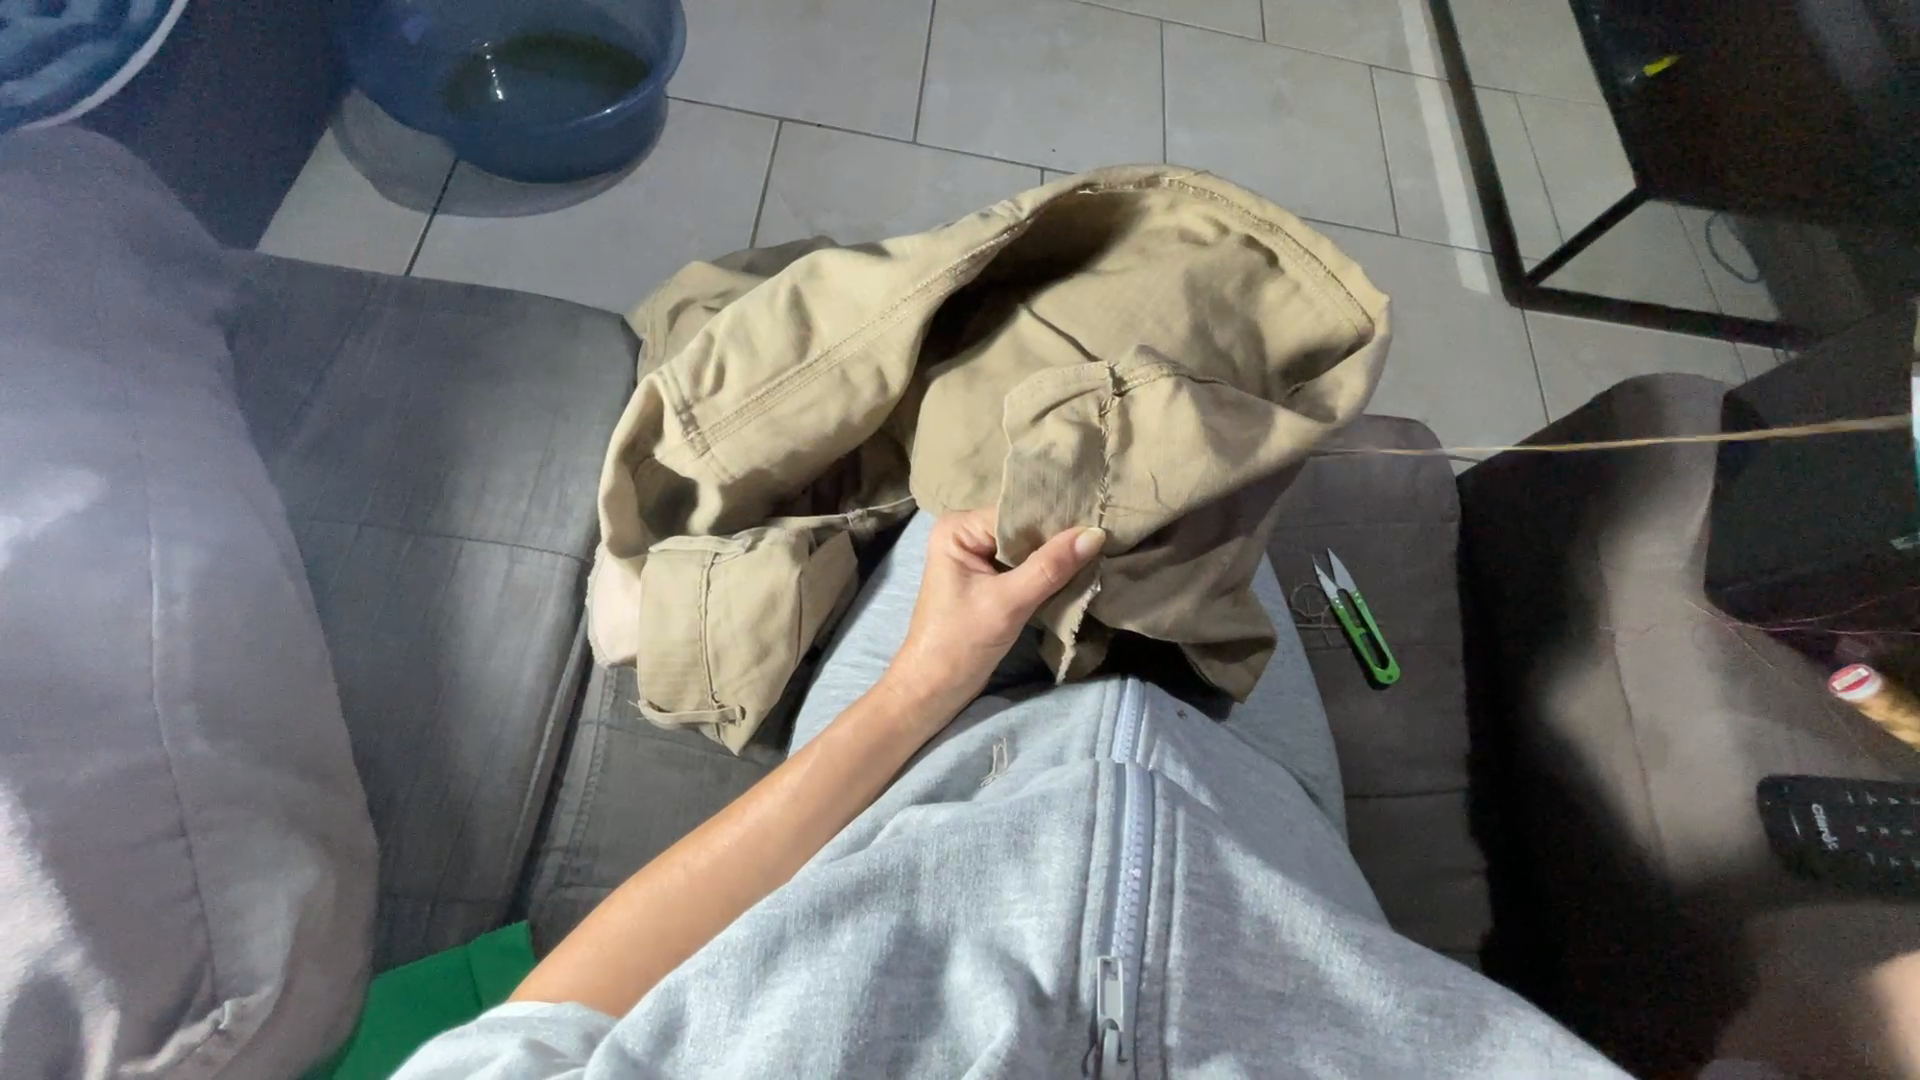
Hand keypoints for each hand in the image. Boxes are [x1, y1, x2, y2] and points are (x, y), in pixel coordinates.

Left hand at [879, 509, 1105, 721]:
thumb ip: (1051, 567)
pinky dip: (1048, 574)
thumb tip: (1095, 534)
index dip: (1055, 521)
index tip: (1098, 525)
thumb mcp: (1008, 602)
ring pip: (1028, 550)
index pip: (1017, 514)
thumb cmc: (959, 643)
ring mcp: (977, 558)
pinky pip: (1026, 568)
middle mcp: (966, 534)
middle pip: (1024, 529)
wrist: (933, 689)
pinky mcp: (989, 581)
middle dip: (1059, 540)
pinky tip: (1077, 574)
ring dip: (1057, 559)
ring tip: (1098, 555)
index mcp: (958, 528)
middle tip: (1105, 541)